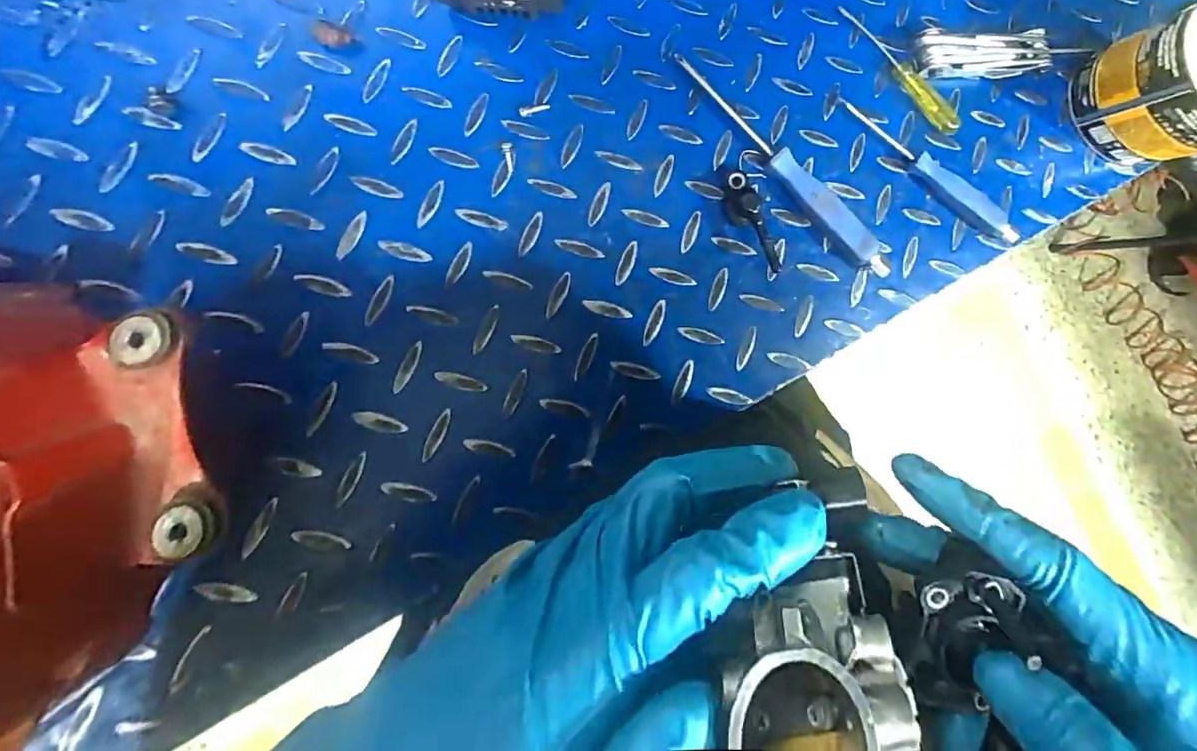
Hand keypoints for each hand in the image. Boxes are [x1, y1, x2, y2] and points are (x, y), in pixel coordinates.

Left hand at [279, 446, 827, 750]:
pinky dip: (662, 503)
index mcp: (589, 641)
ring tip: (751, 482)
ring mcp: (552, 563)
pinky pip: (613, 515)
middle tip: (784, 473)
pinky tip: (689, 520)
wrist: (391, 748)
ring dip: (697, 480)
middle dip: (725, 474)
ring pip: (635, 497)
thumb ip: (648, 741)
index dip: (754, 540)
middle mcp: (572, 580)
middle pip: (656, 500)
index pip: (688, 570)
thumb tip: (709, 695)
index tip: (806, 517)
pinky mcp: (541, 564)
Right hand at [860, 454, 1196, 750]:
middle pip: (1013, 582)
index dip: (977, 512)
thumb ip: (1078, 731)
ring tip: (889, 631)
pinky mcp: (1079, 712)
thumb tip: (994, 665)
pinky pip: (1010, 682)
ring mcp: (1101, 685)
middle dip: (939, 553)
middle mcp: (1124, 658)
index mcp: (1163, 667)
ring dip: (944, 629)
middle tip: (871, 535)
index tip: (912, 472)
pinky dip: (967, 690)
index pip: (1053, 563)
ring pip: (1001, 630)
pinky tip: (938, 708)